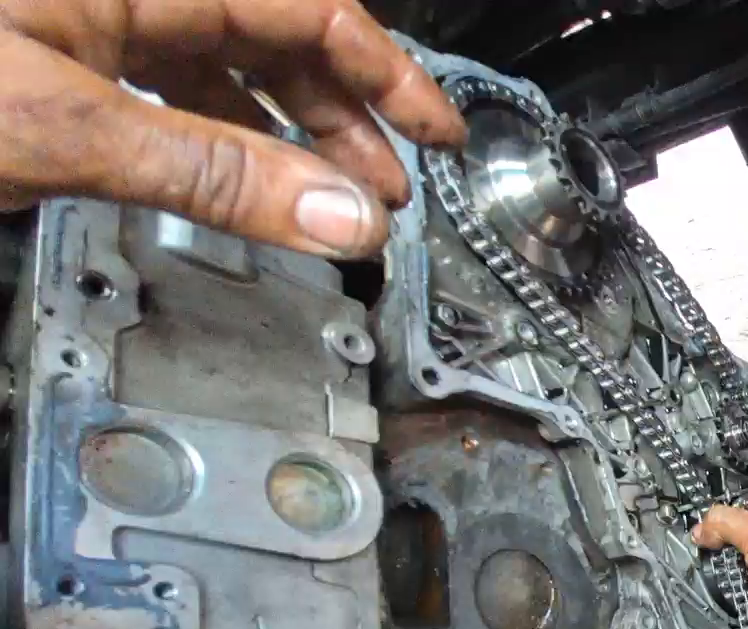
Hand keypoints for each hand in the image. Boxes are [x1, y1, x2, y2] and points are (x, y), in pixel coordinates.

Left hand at [0, 0, 466, 256]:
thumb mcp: (54, 126)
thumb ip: (214, 174)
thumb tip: (353, 222)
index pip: (309, 8)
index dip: (392, 75)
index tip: (441, 134)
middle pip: (276, 37)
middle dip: (349, 118)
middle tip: (391, 191)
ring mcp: (72, 9)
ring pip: (224, 62)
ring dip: (293, 134)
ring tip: (333, 198)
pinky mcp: (39, 42)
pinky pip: (165, 80)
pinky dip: (224, 134)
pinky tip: (244, 178)